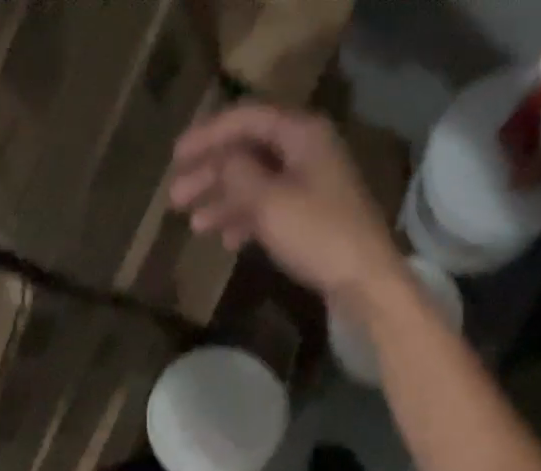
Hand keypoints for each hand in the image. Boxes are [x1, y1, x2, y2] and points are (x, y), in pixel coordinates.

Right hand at [170, 103, 406, 306]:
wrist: (364, 279)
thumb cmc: (316, 233)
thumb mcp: (268, 200)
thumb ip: (237, 173)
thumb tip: (222, 160)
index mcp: (301, 134)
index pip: (245, 119)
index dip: (207, 135)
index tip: (176, 157)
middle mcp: (308, 150)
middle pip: (249, 152)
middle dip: (210, 174)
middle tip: (176, 197)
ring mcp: (312, 184)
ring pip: (256, 183)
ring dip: (223, 201)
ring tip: (194, 225)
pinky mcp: (314, 216)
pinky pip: (271, 207)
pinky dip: (246, 220)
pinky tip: (227, 241)